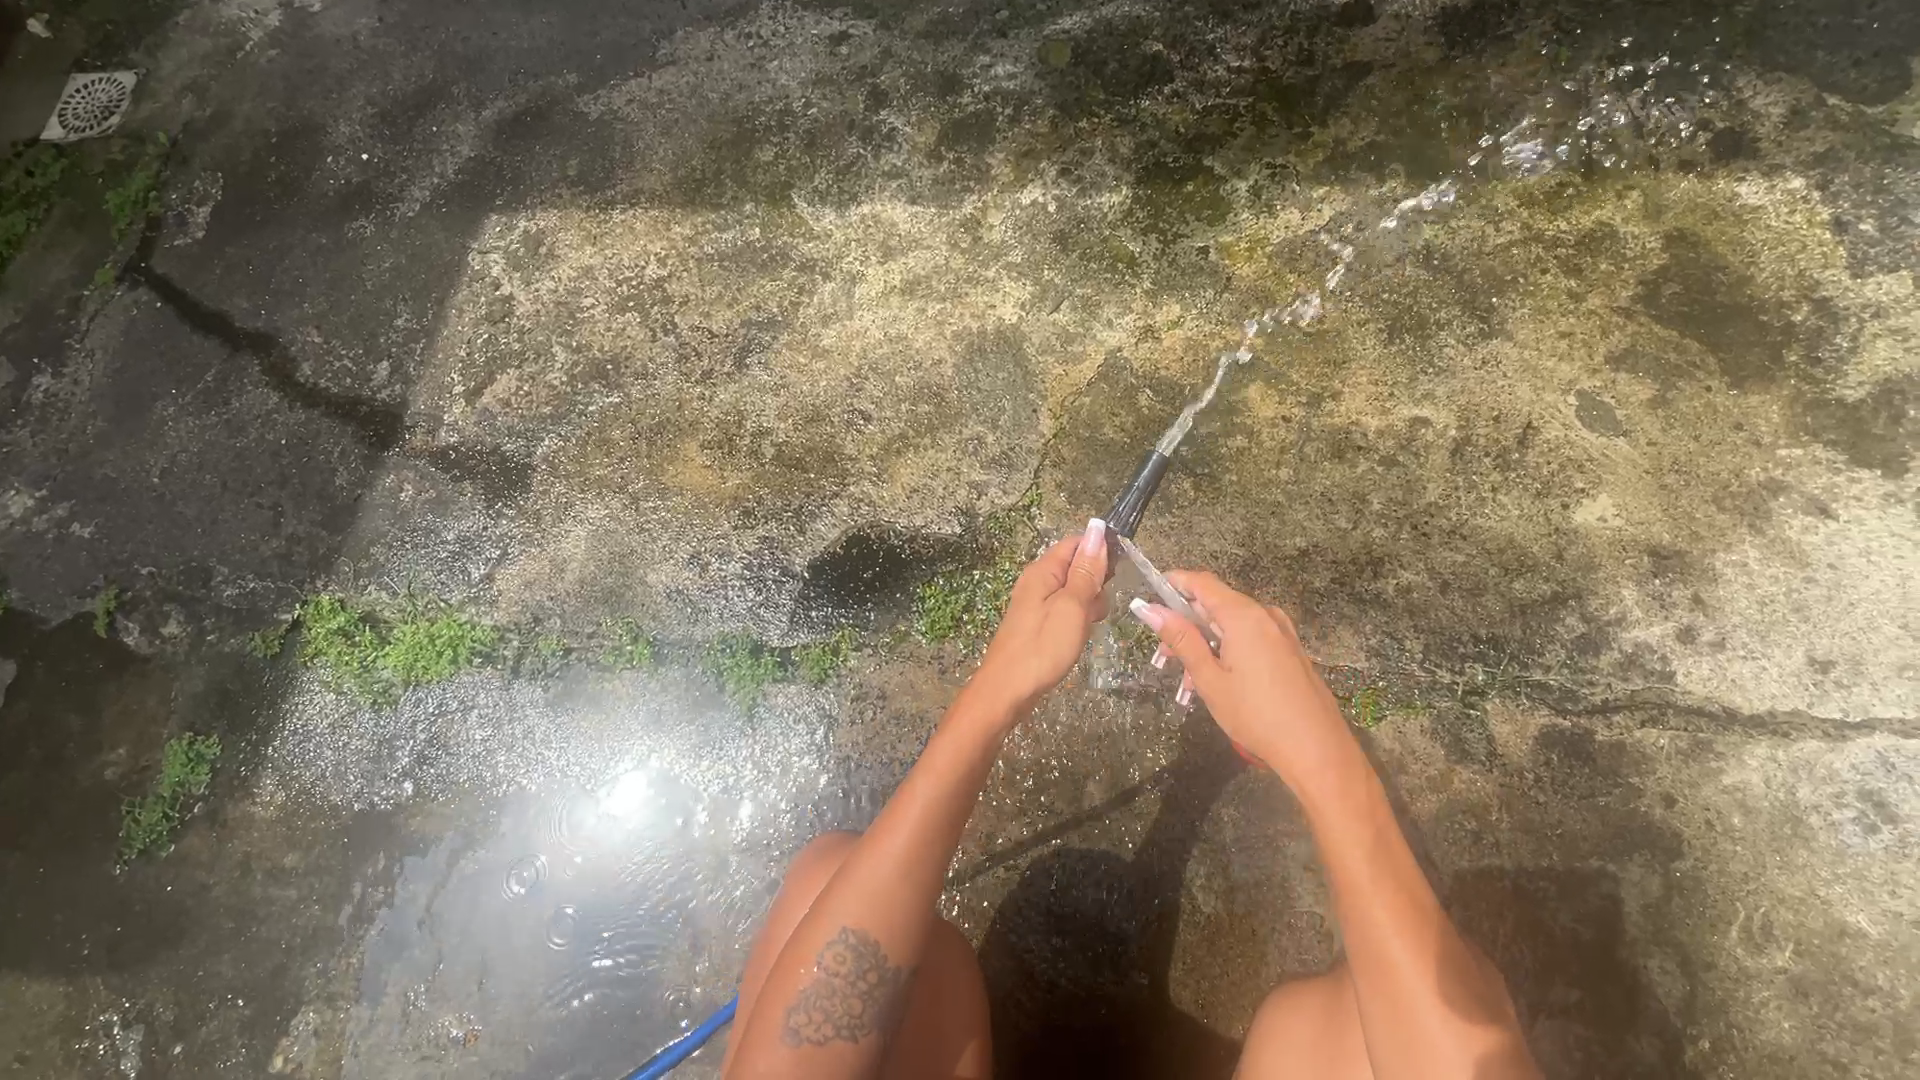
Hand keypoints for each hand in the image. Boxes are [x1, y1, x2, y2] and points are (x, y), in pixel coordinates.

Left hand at [972, 518, 1109, 716]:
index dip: (1101, 550)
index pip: (1077, 542)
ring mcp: (1037, 603)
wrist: (1008, 690)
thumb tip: (1098, 530)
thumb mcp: (1072, 607)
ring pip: (1076, 592)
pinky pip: (1067, 611)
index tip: (1120, 572)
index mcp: (1043, 571)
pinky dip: (1078, 621)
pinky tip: (1077, 638)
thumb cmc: (1042, 648)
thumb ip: (1086, 571)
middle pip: (1078, 567)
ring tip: (1084, 627)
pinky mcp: (1039, 623)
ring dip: (1089, 606)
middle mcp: (1037, 581)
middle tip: (1094, 609)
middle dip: (1096, 584)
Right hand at [1129, 571, 1359, 797]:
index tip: (1150, 601)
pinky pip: (1251, 639)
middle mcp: (1265, 616)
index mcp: (1244, 616)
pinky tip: (1217, 683)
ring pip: (1232, 626)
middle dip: (1186, 625)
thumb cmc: (1256, 715)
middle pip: (1217, 605)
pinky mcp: (1290, 651)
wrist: (1317, 750)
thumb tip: (1149, 610)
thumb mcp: (1210, 679)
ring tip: (1187, 682)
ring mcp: (1281, 633)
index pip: (1202, 583)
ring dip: (1205, 644)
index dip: (1173, 584)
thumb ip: (1181, 640)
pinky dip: (1227, 651)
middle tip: (1163, 657)